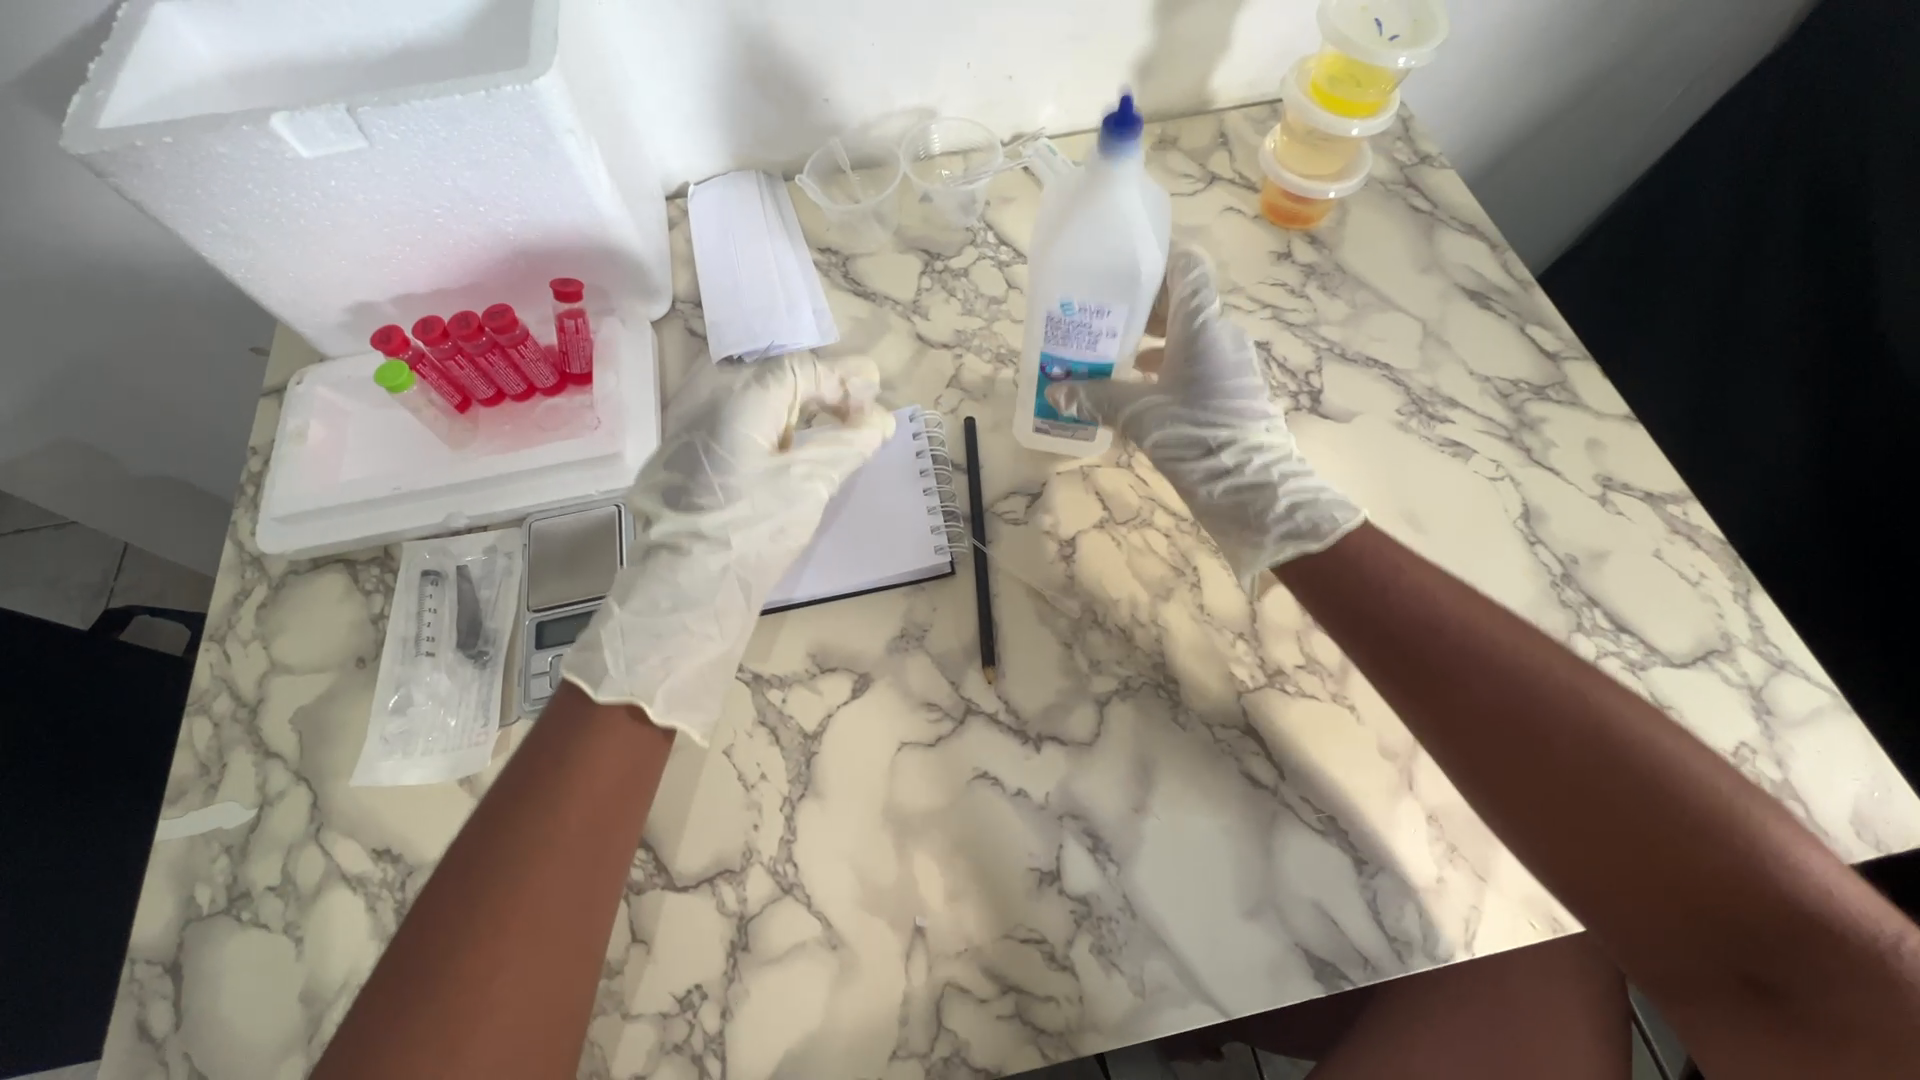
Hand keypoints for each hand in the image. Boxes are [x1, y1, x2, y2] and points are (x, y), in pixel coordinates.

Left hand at [562, 355, 894, 744]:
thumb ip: (849, 443)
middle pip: (777, 377)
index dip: (846, 382)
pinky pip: (734, 422)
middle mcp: (709, 395)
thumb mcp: (811, 484)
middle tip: (857, 419)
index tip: (875, 414)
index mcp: (741, 393)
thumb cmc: (751, 531)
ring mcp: (688, 424)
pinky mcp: (683, 454)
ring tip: (828, 435)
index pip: (805, 367)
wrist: (684, 587)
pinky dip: (769, 428)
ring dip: (796, 410)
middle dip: (822, 391)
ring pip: (754, 398)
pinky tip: (785, 454)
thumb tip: (878, 420)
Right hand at [1048, 242, 1363, 589]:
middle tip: (1100, 312)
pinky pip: (1195, 363)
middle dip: (1141, 305)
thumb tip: (1054, 391)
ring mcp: (1230, 364)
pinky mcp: (1231, 391)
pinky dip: (1166, 366)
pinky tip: (1136, 386)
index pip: (1186, 268)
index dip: (1156, 259)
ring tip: (1111, 350)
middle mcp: (1220, 335)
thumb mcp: (1137, 415)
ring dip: (1152, 339)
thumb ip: (1095, 397)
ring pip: (1187, 335)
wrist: (1251, 488)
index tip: (1121, 267)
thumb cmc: (1195, 436)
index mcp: (1201, 325)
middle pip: (1181, 302)